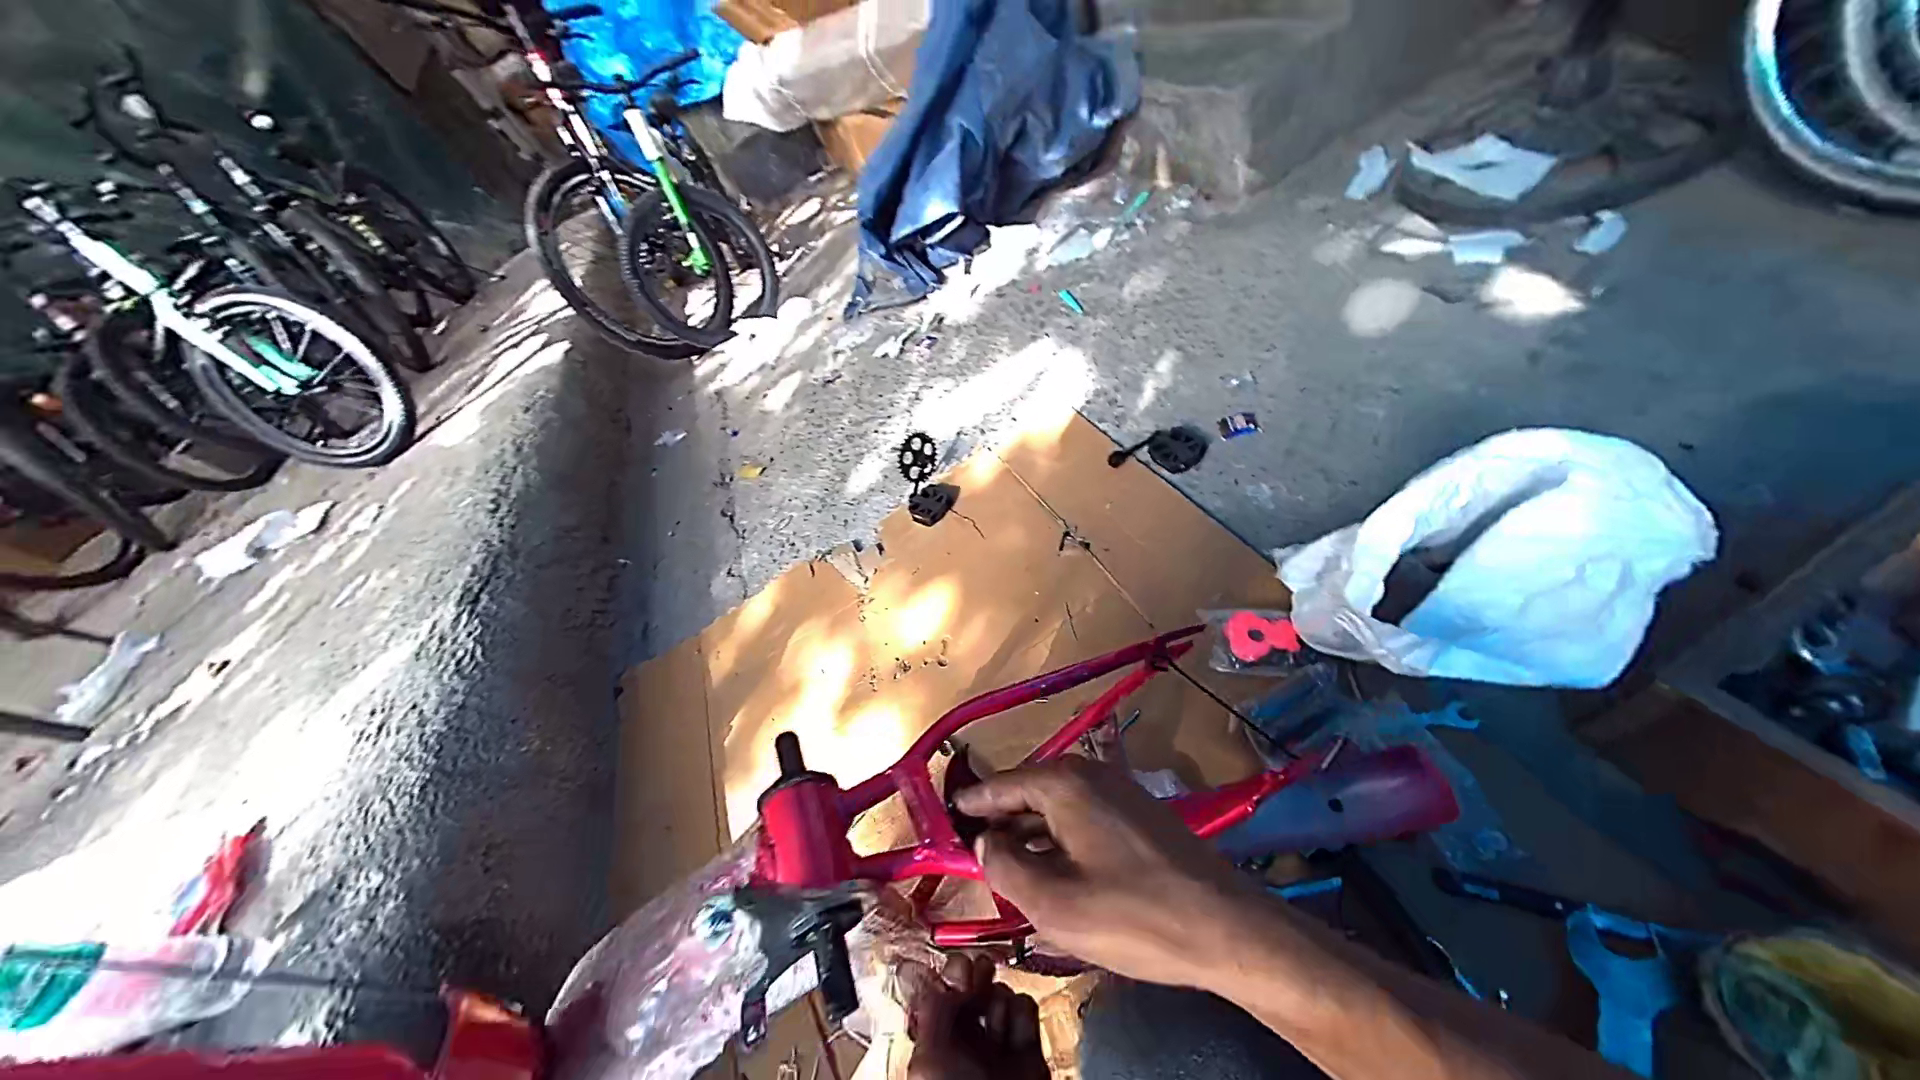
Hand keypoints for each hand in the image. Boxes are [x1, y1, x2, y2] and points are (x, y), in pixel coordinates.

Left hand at [899, 953, 1047, 1079]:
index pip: (941, 987)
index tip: (959, 973)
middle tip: (977, 980)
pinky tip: (1016, 1034)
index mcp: (934, 1039)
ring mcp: (997, 1044)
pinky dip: (1022, 1012)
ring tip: (996, 1026)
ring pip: (1000, 992)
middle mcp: (964, 1037)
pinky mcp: (1028, 1053)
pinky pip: (1025, 1009)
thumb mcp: (928, 1063)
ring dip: (998, 998)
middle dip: (976, 976)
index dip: (950, 973)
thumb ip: (933, 1013)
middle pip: (972, 983)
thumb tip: (947, 976)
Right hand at [952, 756, 1259, 988]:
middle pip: (1029, 793)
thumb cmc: (1133, 915)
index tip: (945, 817)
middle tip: (972, 853)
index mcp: (1064, 783)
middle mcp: (1090, 774)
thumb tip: (982, 842)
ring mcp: (1119, 791)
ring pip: (1057, 809)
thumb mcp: (1053, 903)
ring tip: (1006, 868)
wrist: (1226, 928)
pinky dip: (1060, 841)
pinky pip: (1083, 819)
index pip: (1000, 786)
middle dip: (1000, 823)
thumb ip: (1003, 867)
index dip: (971, 804)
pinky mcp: (1139, 814)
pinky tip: (1053, 874)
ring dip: (1030, 836)